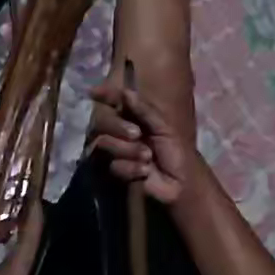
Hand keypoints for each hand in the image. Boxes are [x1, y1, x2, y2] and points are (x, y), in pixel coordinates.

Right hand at [87, 82, 192, 203]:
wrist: (180, 181)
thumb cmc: (175, 151)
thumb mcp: (163, 127)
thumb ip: (144, 110)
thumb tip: (126, 92)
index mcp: (130, 118)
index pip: (112, 103)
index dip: (104, 95)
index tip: (94, 92)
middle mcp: (118, 132)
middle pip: (100, 122)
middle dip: (117, 126)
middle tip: (137, 134)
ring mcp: (114, 152)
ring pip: (103, 143)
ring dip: (127, 150)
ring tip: (147, 156)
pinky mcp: (114, 172)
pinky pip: (112, 165)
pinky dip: (130, 167)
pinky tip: (144, 171)